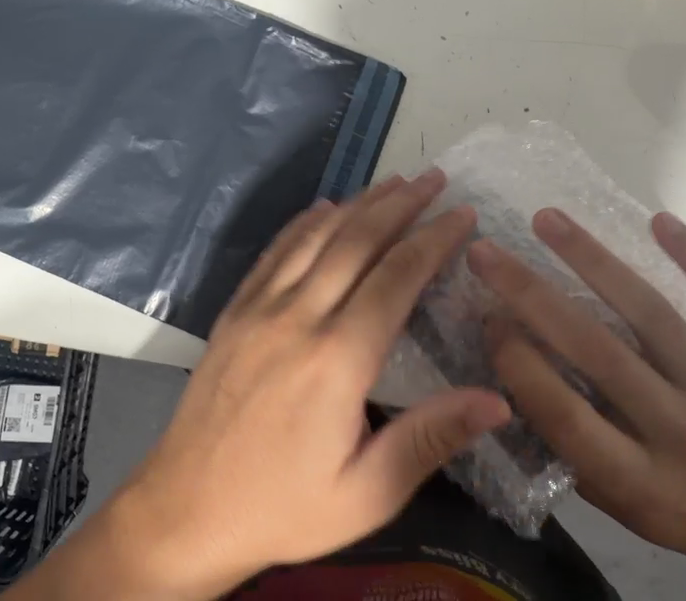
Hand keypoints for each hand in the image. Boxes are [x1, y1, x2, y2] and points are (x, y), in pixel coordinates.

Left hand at [9, 170, 510, 600]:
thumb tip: (498, 400)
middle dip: (400, 205)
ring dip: (356, 204)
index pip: (397, 277)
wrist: (187, 507)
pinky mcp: (234, 311)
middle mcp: (297, 316)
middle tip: (434, 178)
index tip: (463, 213)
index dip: (433, 239)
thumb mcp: (367, 492)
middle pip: (356, 241)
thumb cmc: (284, 506)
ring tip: (392, 183)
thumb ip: (431, 439)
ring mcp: (259, 308)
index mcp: (338, 358)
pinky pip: (274, 252)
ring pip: (315, 237)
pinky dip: (304, 223)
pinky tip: (324, 208)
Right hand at [469, 210, 685, 600]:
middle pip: (601, 353)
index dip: (520, 366)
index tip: (484, 317)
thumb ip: (567, 444)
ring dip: (593, 260)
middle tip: (485, 253)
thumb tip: (507, 370)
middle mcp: (683, 433)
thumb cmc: (684, 514)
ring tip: (547, 219)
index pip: (568, 416)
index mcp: (642, 482)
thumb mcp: (618, 503)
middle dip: (533, 296)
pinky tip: (659, 219)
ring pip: (652, 315)